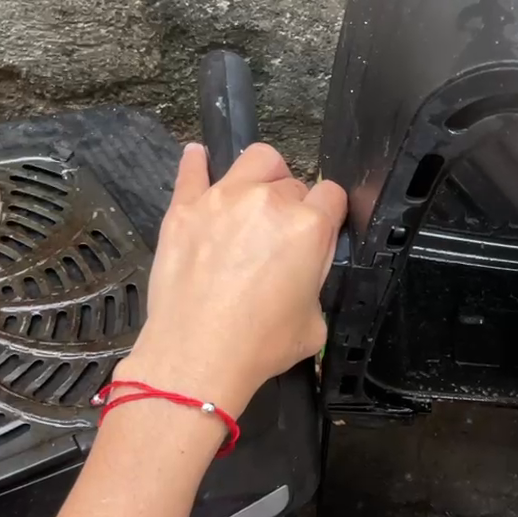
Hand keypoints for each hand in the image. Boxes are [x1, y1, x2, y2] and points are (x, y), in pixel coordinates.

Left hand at [117, 143, 346, 415]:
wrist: (198, 356)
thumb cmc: (259, 345)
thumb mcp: (315, 325)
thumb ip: (316, 287)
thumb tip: (305, 278)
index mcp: (308, 228)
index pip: (333, 196)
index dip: (331, 215)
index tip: (321, 232)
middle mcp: (268, 203)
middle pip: (294, 182)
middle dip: (294, 206)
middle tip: (282, 239)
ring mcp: (222, 200)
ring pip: (255, 160)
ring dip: (264, 175)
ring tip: (256, 199)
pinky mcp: (184, 209)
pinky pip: (193, 169)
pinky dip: (199, 164)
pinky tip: (201, 160)